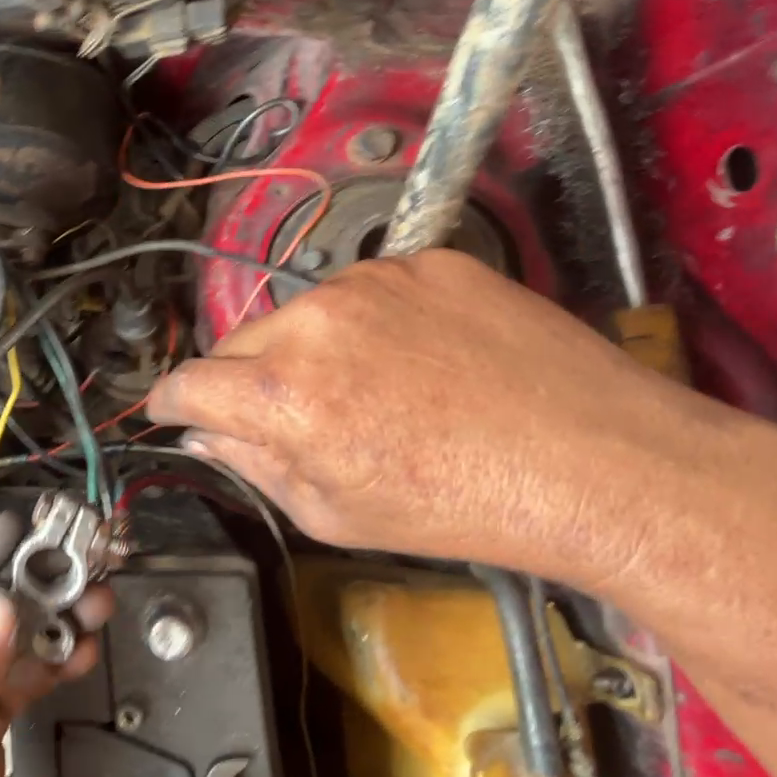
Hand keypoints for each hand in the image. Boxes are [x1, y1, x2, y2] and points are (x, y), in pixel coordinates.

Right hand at [147, 249, 765, 585]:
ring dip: (309, 348)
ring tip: (373, 388)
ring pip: (299, 315)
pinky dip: (370, 322)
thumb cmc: (467, 506)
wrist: (606, 466)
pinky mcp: (423, 263)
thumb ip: (252, 465)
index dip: (170, 402)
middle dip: (247, 380)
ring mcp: (370, 284)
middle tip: (298, 416)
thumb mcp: (334, 514)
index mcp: (282, 395)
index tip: (173, 409)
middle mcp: (312, 324)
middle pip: (237, 345)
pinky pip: (364, 290)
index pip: (185, 383)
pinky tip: (418, 359)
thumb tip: (207, 431)